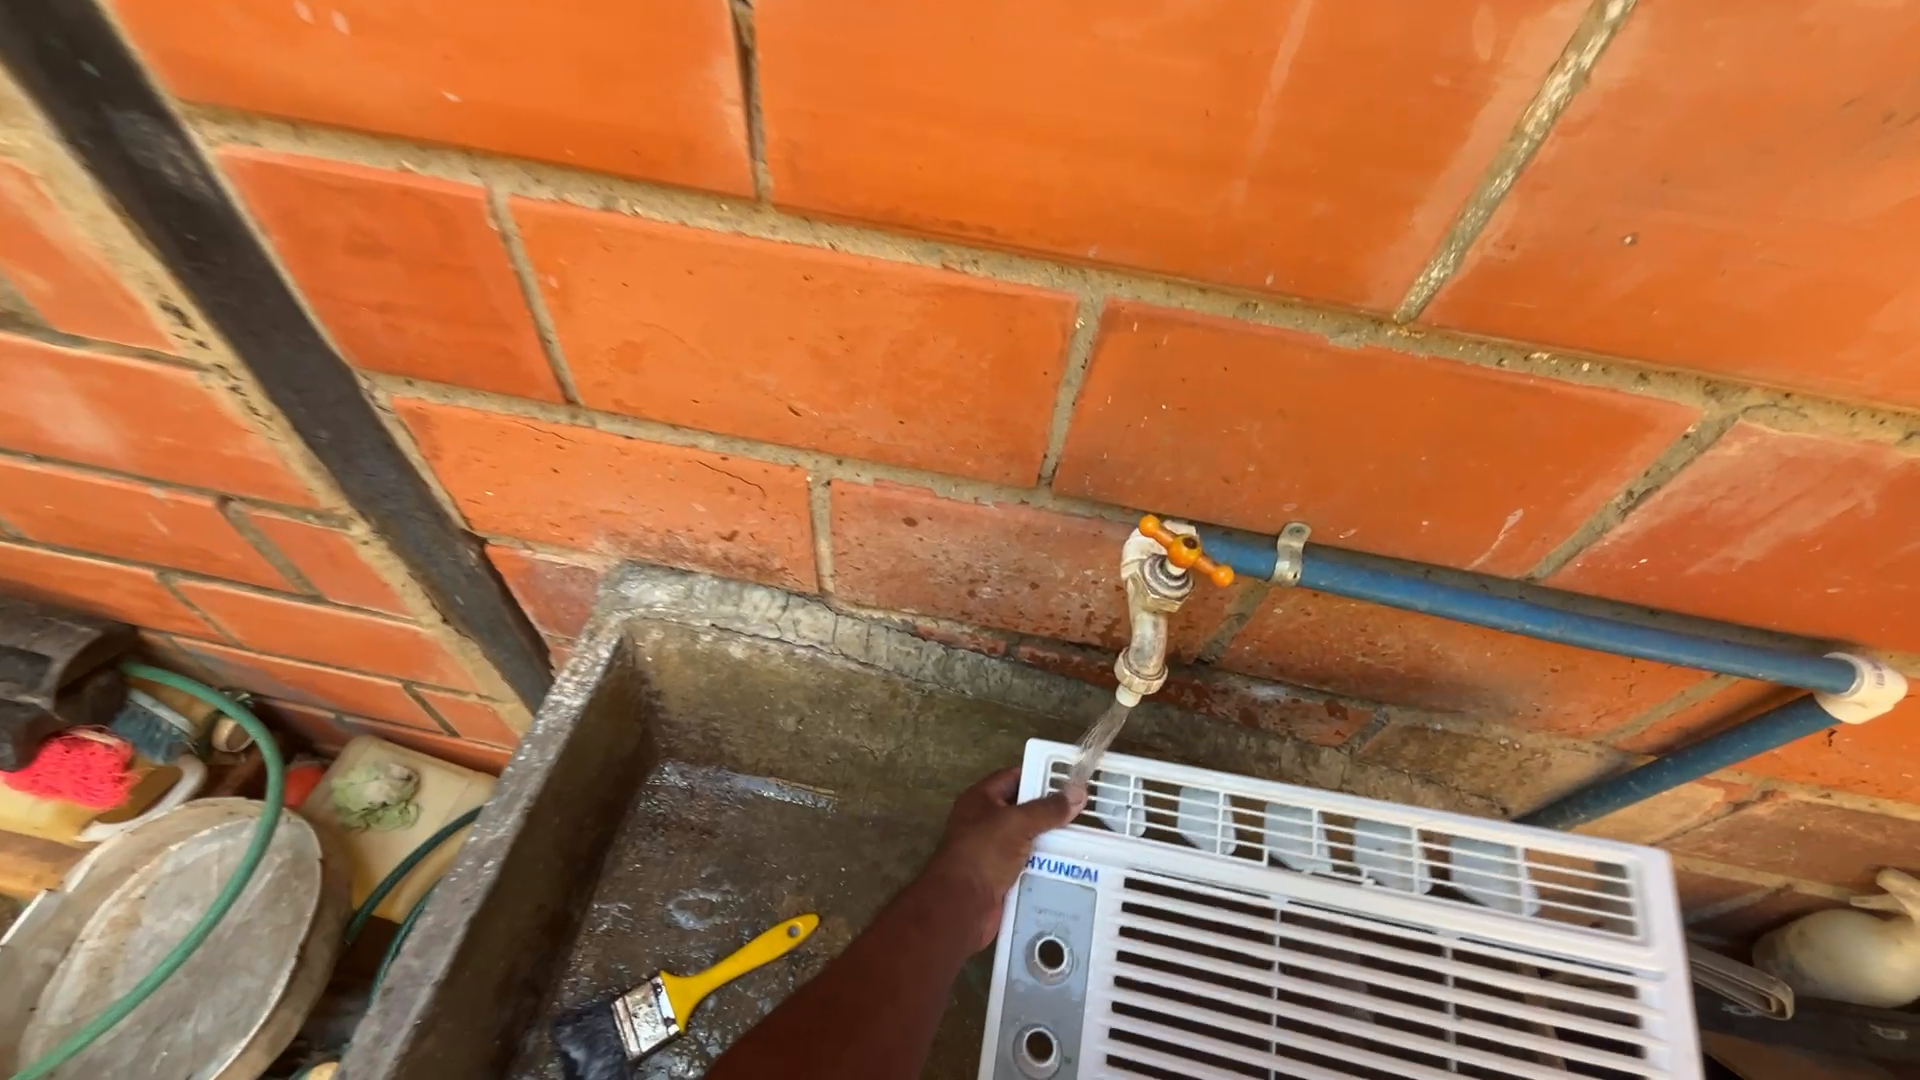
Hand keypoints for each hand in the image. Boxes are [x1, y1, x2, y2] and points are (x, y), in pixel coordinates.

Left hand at [920, 768, 1085, 950]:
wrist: (962, 906)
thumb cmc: (983, 853)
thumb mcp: (1017, 823)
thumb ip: (1047, 809)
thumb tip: (1078, 793)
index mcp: (981, 799)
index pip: (1013, 777)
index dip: (1039, 775)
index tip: (1069, 780)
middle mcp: (985, 821)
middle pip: (1023, 810)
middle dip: (1050, 811)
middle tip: (1084, 809)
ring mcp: (993, 851)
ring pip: (1029, 839)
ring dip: (1052, 840)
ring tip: (1086, 837)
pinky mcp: (1002, 876)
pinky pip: (1029, 864)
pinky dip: (1047, 864)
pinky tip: (1072, 864)